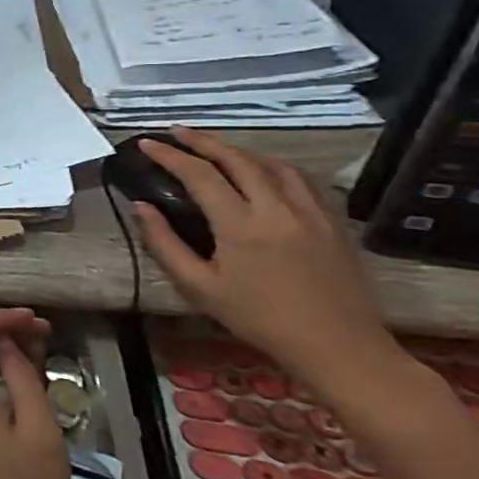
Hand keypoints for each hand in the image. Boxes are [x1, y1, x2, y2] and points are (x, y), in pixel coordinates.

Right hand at [134, 128, 392, 379]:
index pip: (200, 176)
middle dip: (205, 142)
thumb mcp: (197, 285)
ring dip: (240, 150)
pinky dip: (272, 166)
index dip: (170, 156)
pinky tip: (261, 171)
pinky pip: (300, 181)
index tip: (146, 144)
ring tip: (215, 148)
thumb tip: (142, 206)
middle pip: (240, 160)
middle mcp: (279, 210)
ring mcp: (313, 213)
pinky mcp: (333, 222)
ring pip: (274, 165)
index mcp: (242, 225)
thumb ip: (164, 242)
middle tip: (177, 133)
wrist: (337, 345)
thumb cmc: (256, 317)